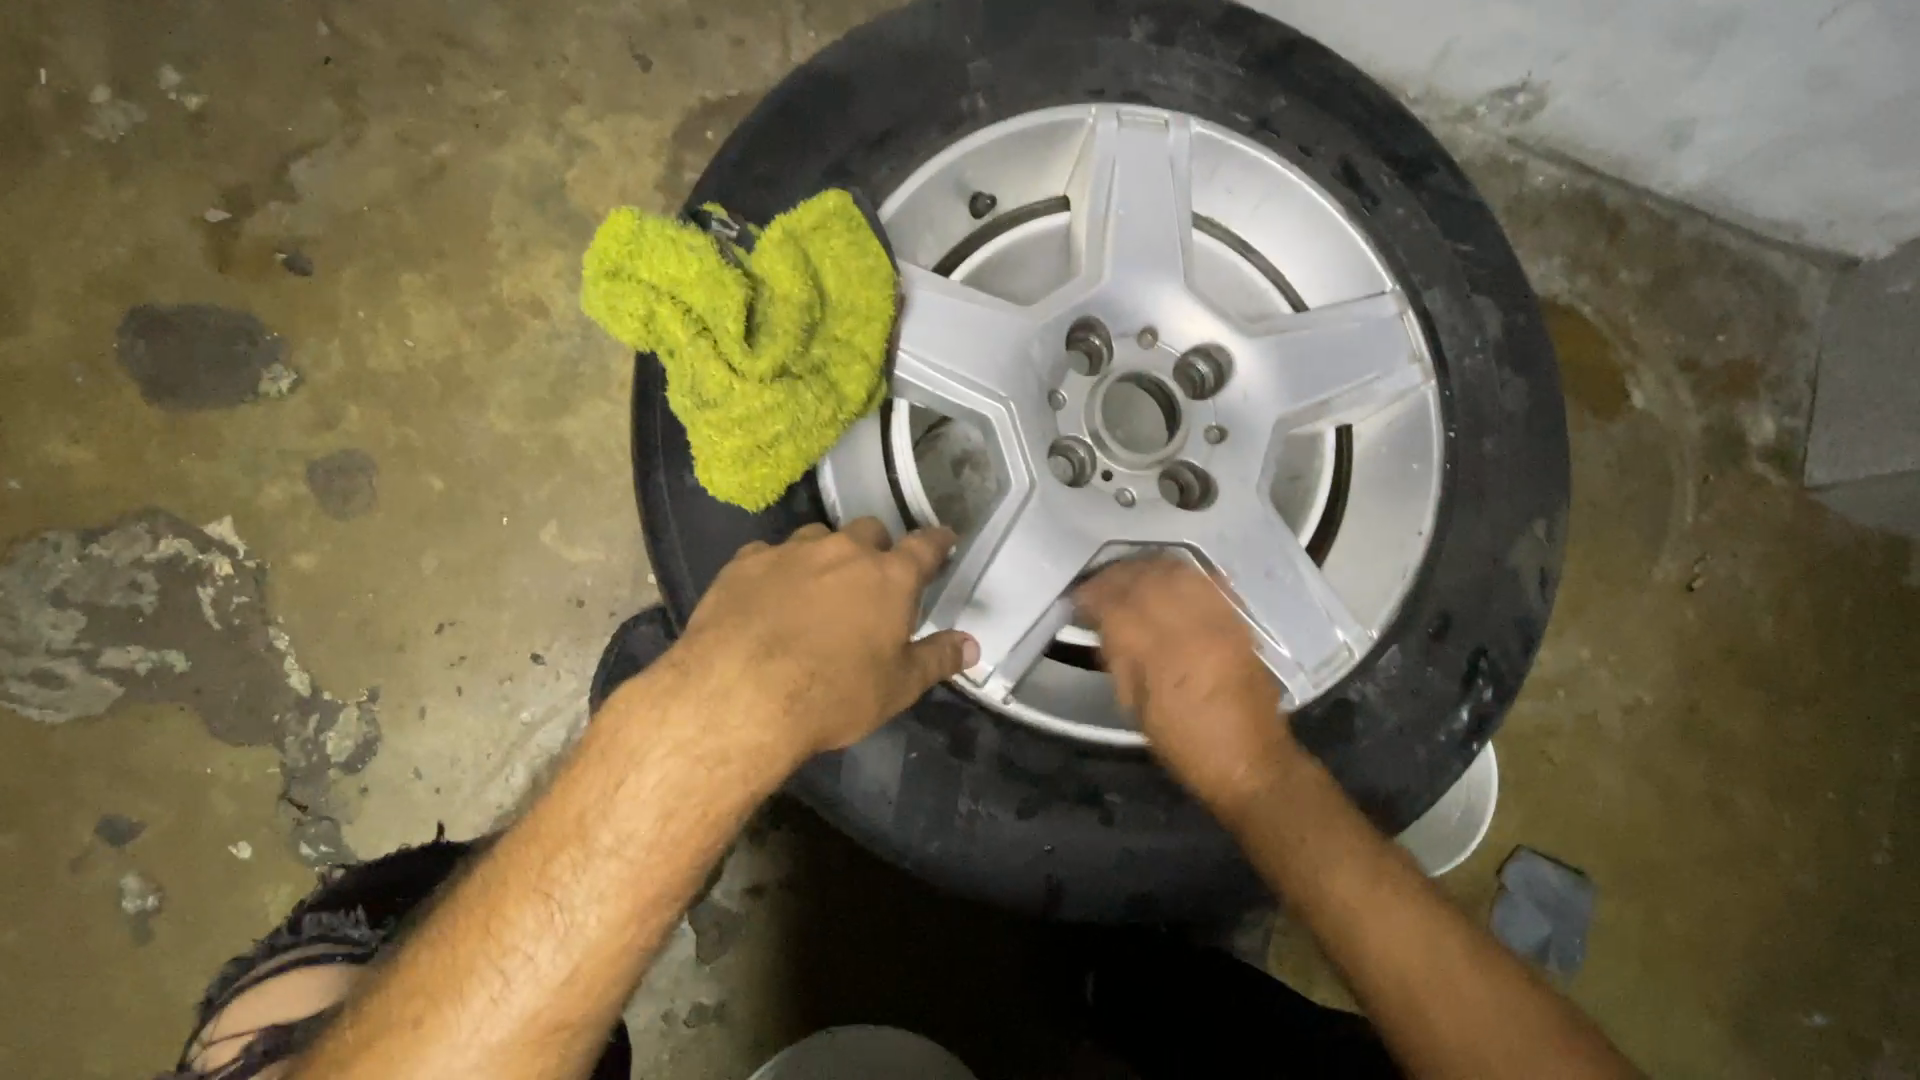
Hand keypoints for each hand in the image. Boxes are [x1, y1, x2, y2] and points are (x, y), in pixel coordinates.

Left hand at [673, 519, 977, 759]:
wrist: (740, 696)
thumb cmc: (833, 695)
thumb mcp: (897, 688)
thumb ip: (936, 659)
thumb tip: (971, 644)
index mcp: (889, 578)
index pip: (925, 546)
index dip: (938, 542)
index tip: (944, 540)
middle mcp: (843, 552)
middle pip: (869, 531)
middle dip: (876, 548)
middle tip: (873, 579)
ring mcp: (790, 552)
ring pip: (818, 537)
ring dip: (826, 556)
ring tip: (817, 588)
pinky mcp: (744, 564)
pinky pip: (768, 554)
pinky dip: (777, 570)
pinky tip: (768, 597)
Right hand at [1075, 558, 1301, 822]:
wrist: (1252, 761)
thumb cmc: (1187, 745)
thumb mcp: (1137, 709)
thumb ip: (1121, 660)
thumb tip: (1105, 627)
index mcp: (1161, 658)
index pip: (1118, 607)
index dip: (1093, 596)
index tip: (1077, 599)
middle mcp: (1193, 629)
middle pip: (1147, 579)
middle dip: (1116, 575)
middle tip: (1098, 583)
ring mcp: (1221, 620)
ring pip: (1177, 571)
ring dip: (1146, 568)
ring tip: (1128, 577)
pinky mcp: (1240, 620)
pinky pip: (1208, 579)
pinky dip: (1181, 573)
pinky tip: (1166, 578)